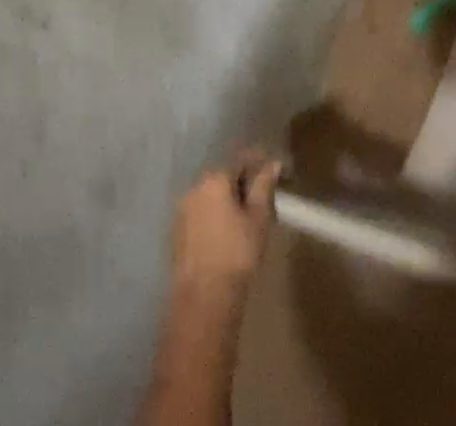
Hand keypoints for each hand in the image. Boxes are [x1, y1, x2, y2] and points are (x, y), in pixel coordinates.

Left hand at [168, 146, 280, 292]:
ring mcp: (181, 211)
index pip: (241, 160)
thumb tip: (272, 164)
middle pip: (223, 176)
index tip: (277, 168)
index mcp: (214, 181)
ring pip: (211, 194)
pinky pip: (202, 211)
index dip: (261, 162)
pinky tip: (229, 227)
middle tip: (265, 192)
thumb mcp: (259, 215)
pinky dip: (216, 212)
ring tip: (249, 211)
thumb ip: (264, 185)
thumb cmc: (238, 250)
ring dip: (229, 197)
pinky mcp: (177, 232)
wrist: (204, 295)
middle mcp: (193, 190)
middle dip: (244, 180)